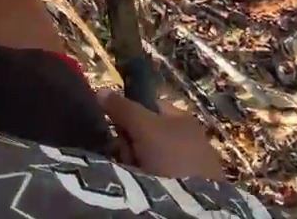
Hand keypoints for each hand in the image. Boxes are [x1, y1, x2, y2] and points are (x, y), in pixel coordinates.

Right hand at [100, 92, 225, 181]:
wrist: (192, 205)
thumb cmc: (169, 156)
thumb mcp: (142, 125)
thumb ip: (122, 106)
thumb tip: (101, 91)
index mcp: (186, 119)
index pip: (150, 107)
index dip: (130, 115)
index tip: (119, 130)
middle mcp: (194, 139)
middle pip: (149, 133)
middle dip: (132, 144)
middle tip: (127, 156)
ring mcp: (196, 167)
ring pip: (154, 157)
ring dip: (140, 163)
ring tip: (136, 173)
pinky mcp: (194, 190)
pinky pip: (165, 178)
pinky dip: (153, 180)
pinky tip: (147, 185)